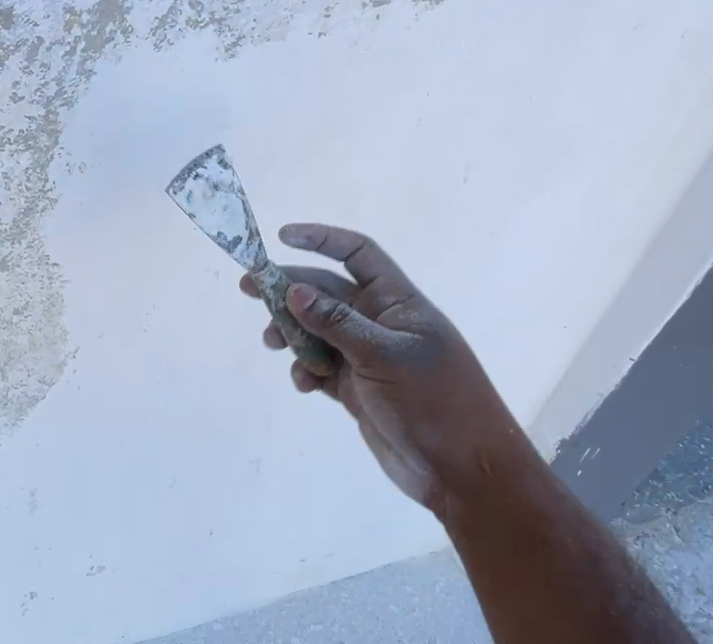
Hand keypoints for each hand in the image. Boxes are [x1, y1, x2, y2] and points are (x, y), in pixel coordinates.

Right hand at [244, 223, 534, 514]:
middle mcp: (379, 323)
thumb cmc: (436, 404)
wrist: (464, 476)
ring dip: (290, 332)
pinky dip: (305, 369)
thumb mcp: (384, 356)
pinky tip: (304, 383)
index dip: (322, 239)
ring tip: (271, 344)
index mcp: (397, 304)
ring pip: (315, 329)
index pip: (358, 254)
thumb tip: (293, 289)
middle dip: (287, 289)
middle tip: (248, 288)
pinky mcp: (355, 387)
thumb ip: (336, 321)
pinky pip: (318, 365)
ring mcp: (366, 356)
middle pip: (324, 291)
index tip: (282, 236)